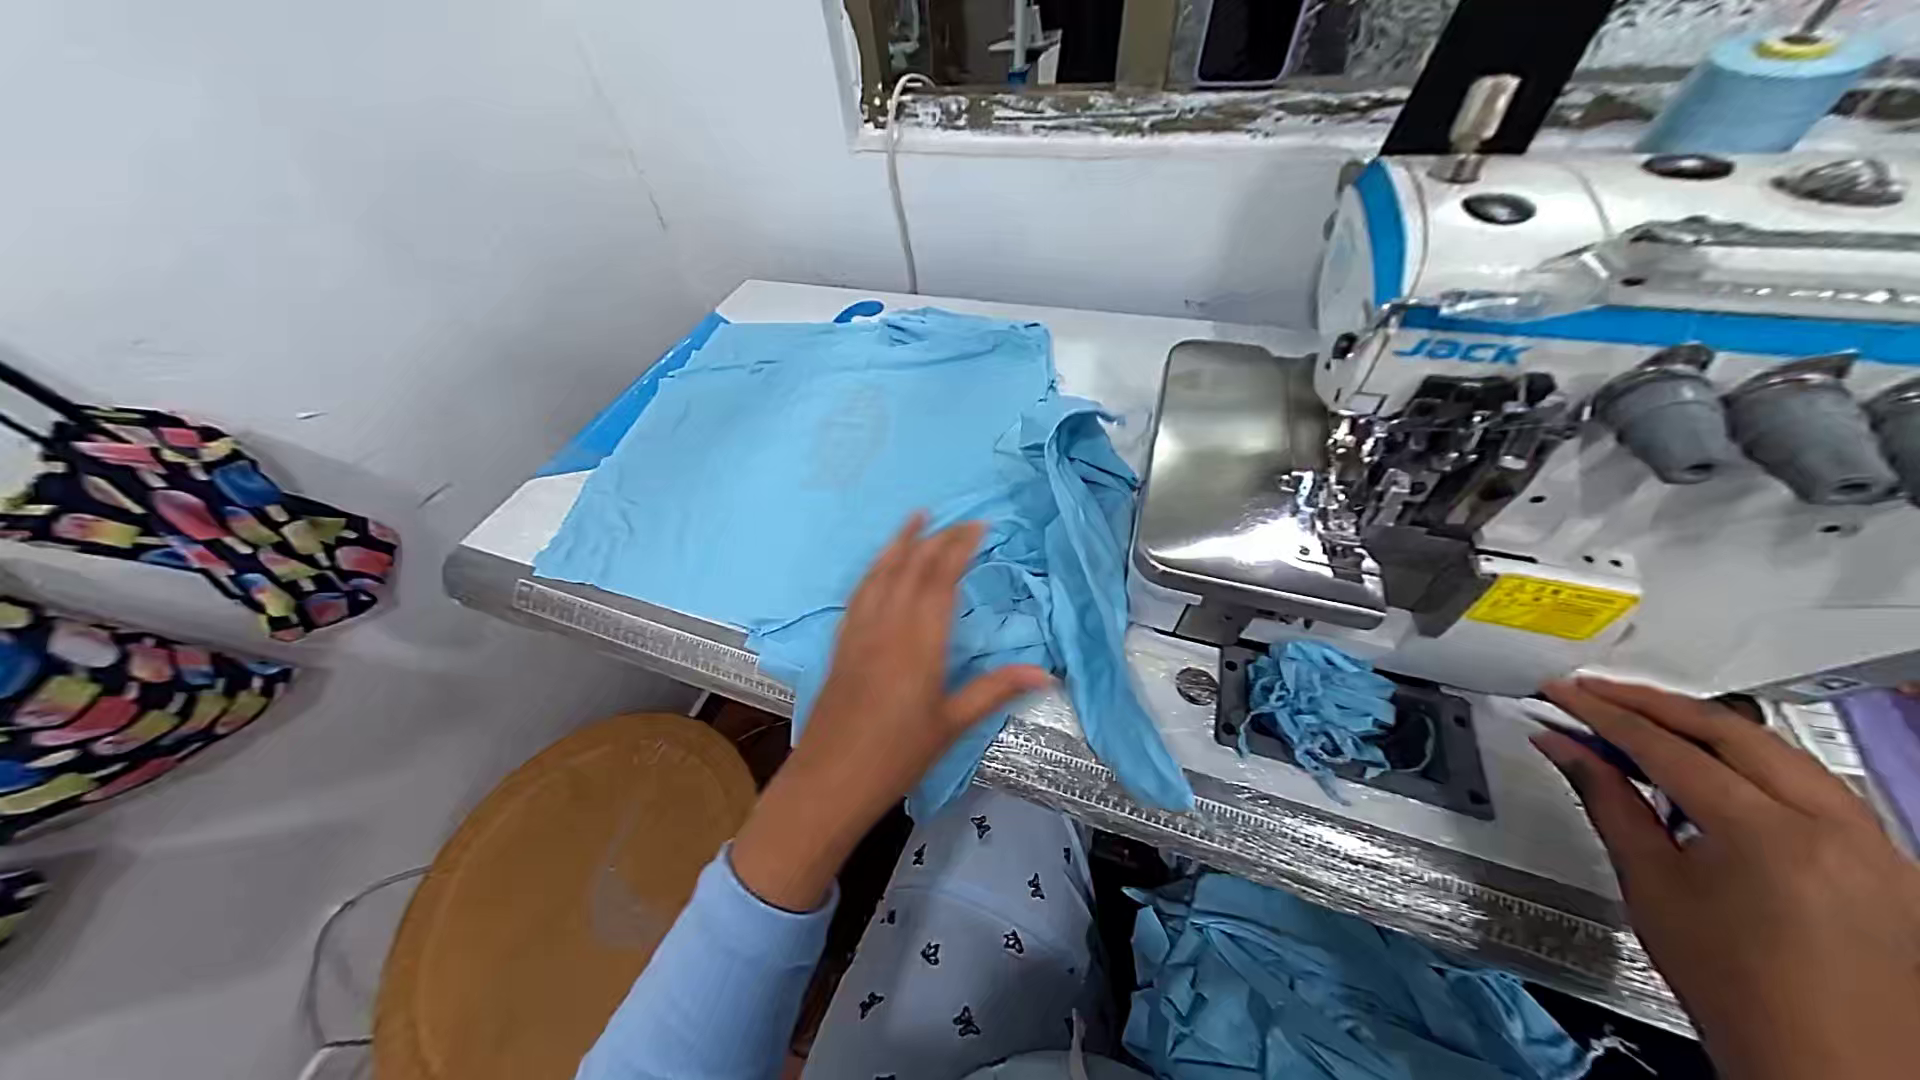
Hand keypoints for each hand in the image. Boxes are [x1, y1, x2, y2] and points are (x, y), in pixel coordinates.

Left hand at [731, 514, 1050, 911]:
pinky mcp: (842, 643)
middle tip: (961, 521)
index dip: (960, 547)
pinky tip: (880, 564)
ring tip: (917, 518)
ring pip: (881, 573)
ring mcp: (860, 631)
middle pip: (913, 568)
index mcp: (921, 642)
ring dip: (901, 542)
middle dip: (938, 539)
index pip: (942, 579)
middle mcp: (888, 625)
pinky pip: (859, 592)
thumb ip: (996, 690)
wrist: (830, 780)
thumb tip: (1047, 673)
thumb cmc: (898, 755)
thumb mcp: (953, 724)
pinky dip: (874, 568)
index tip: (979, 527)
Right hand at [1536, 678, 1919, 1079]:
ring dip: (1701, 724)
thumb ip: (1606, 799)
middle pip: (1730, 730)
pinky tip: (1708, 762)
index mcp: (1769, 834)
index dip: (1602, 713)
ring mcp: (1874, 841)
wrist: (1829, 1062)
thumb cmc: (1730, 981)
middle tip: (1592, 690)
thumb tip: (1562, 746)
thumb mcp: (1650, 881)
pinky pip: (1809, 780)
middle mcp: (1836, 827)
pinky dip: (1747, 757)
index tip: (1559, 694)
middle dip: (1651, 702)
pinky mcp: (1886, 857)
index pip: (1666, 747)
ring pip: (1777, 748)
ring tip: (1641, 716)